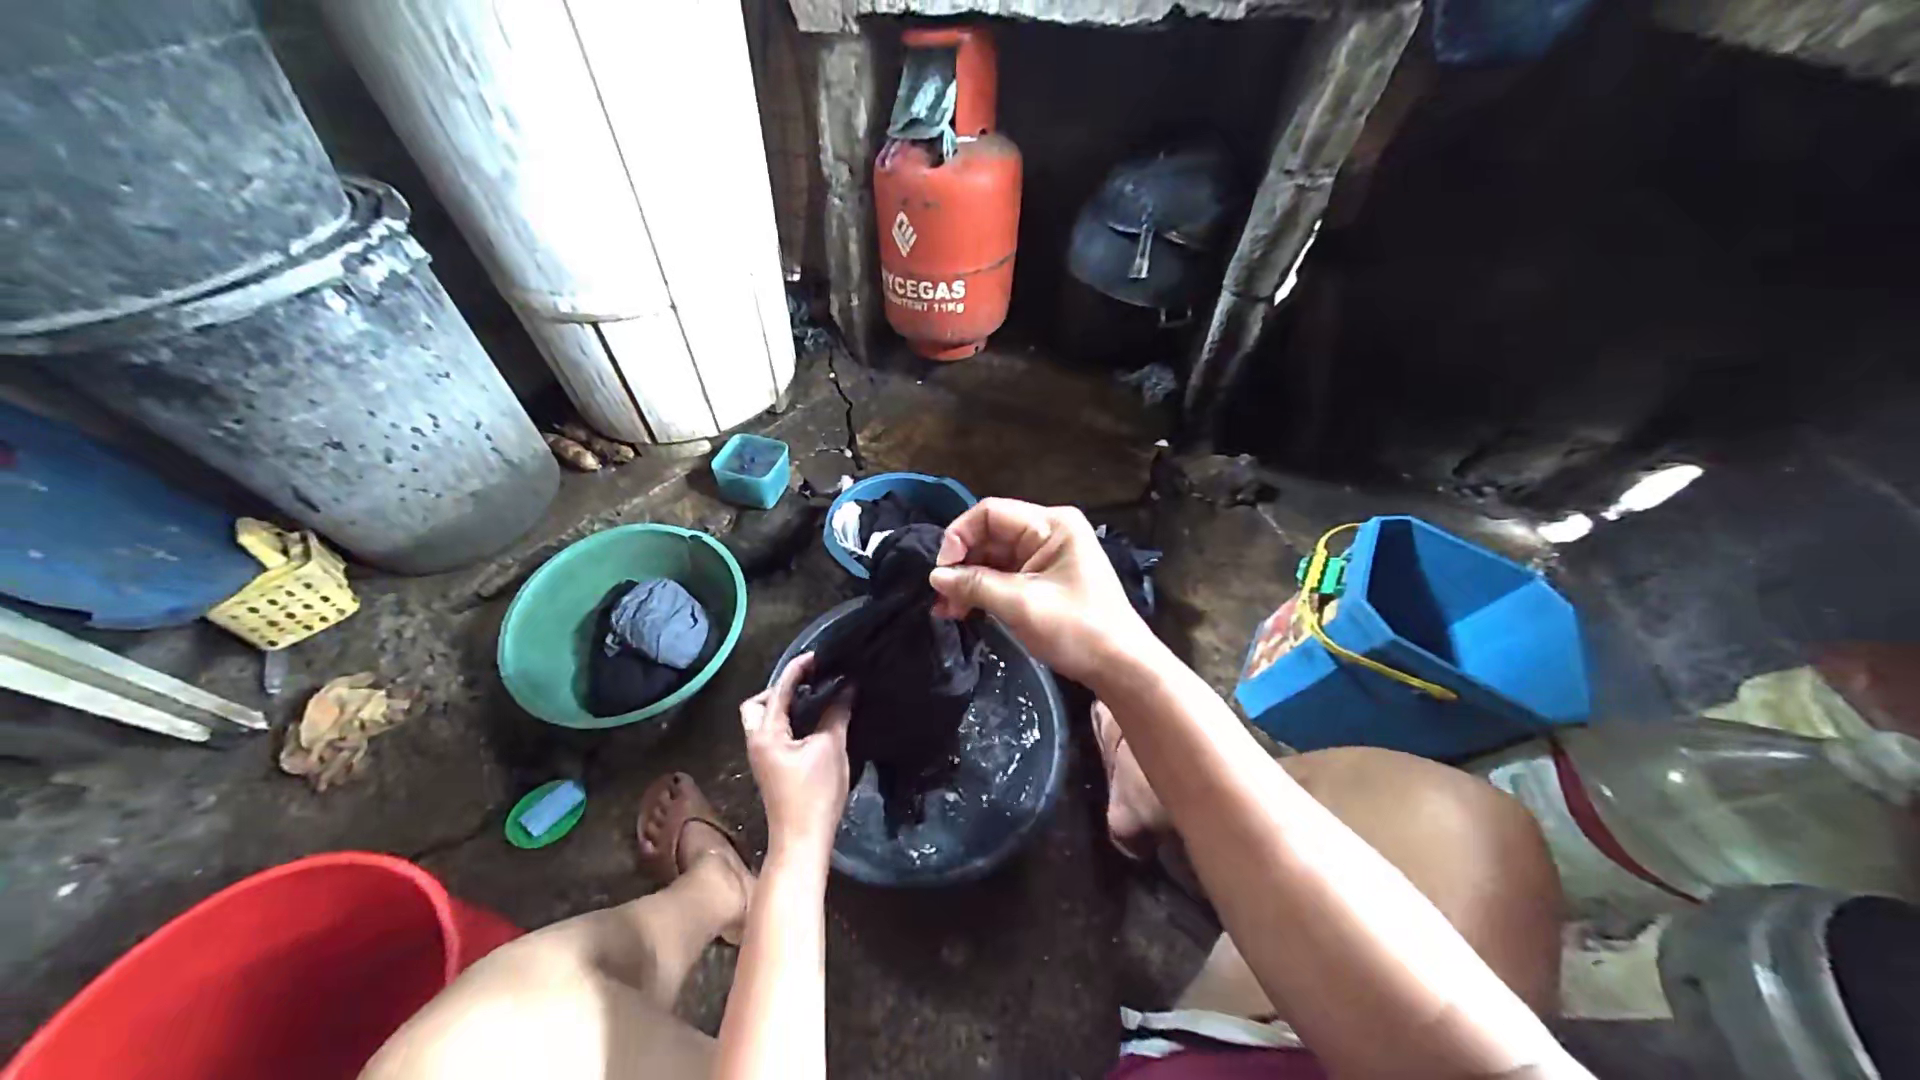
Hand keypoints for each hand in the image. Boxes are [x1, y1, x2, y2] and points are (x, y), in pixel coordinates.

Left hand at [741, 653, 851, 856]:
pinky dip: (787, 720)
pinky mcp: (770, 767)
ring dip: (782, 705)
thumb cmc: (814, 793)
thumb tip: (847, 688)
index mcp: (766, 733)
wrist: (802, 840)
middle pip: (756, 704)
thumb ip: (837, 714)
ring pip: (762, 720)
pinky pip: (772, 732)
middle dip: (778, 689)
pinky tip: (811, 721)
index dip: (797, 670)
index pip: (779, 690)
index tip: (817, 656)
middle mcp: (756, 741)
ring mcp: (761, 756)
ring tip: (812, 698)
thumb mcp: (831, 748)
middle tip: (807, 683)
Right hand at [928, 498, 1157, 683]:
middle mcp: (1048, 532)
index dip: (959, 536)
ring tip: (946, 610)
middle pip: (990, 535)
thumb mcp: (1021, 605)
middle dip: (961, 563)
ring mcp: (1046, 556)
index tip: (941, 571)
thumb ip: (976, 585)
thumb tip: (936, 576)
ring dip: (968, 581)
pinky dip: (982, 591)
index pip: (990, 513)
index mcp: (1052, 525)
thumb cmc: (1078, 630)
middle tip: (939, 596)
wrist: (1120, 667)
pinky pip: (1003, 575)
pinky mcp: (1043, 580)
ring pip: (993, 557)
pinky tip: (962, 610)